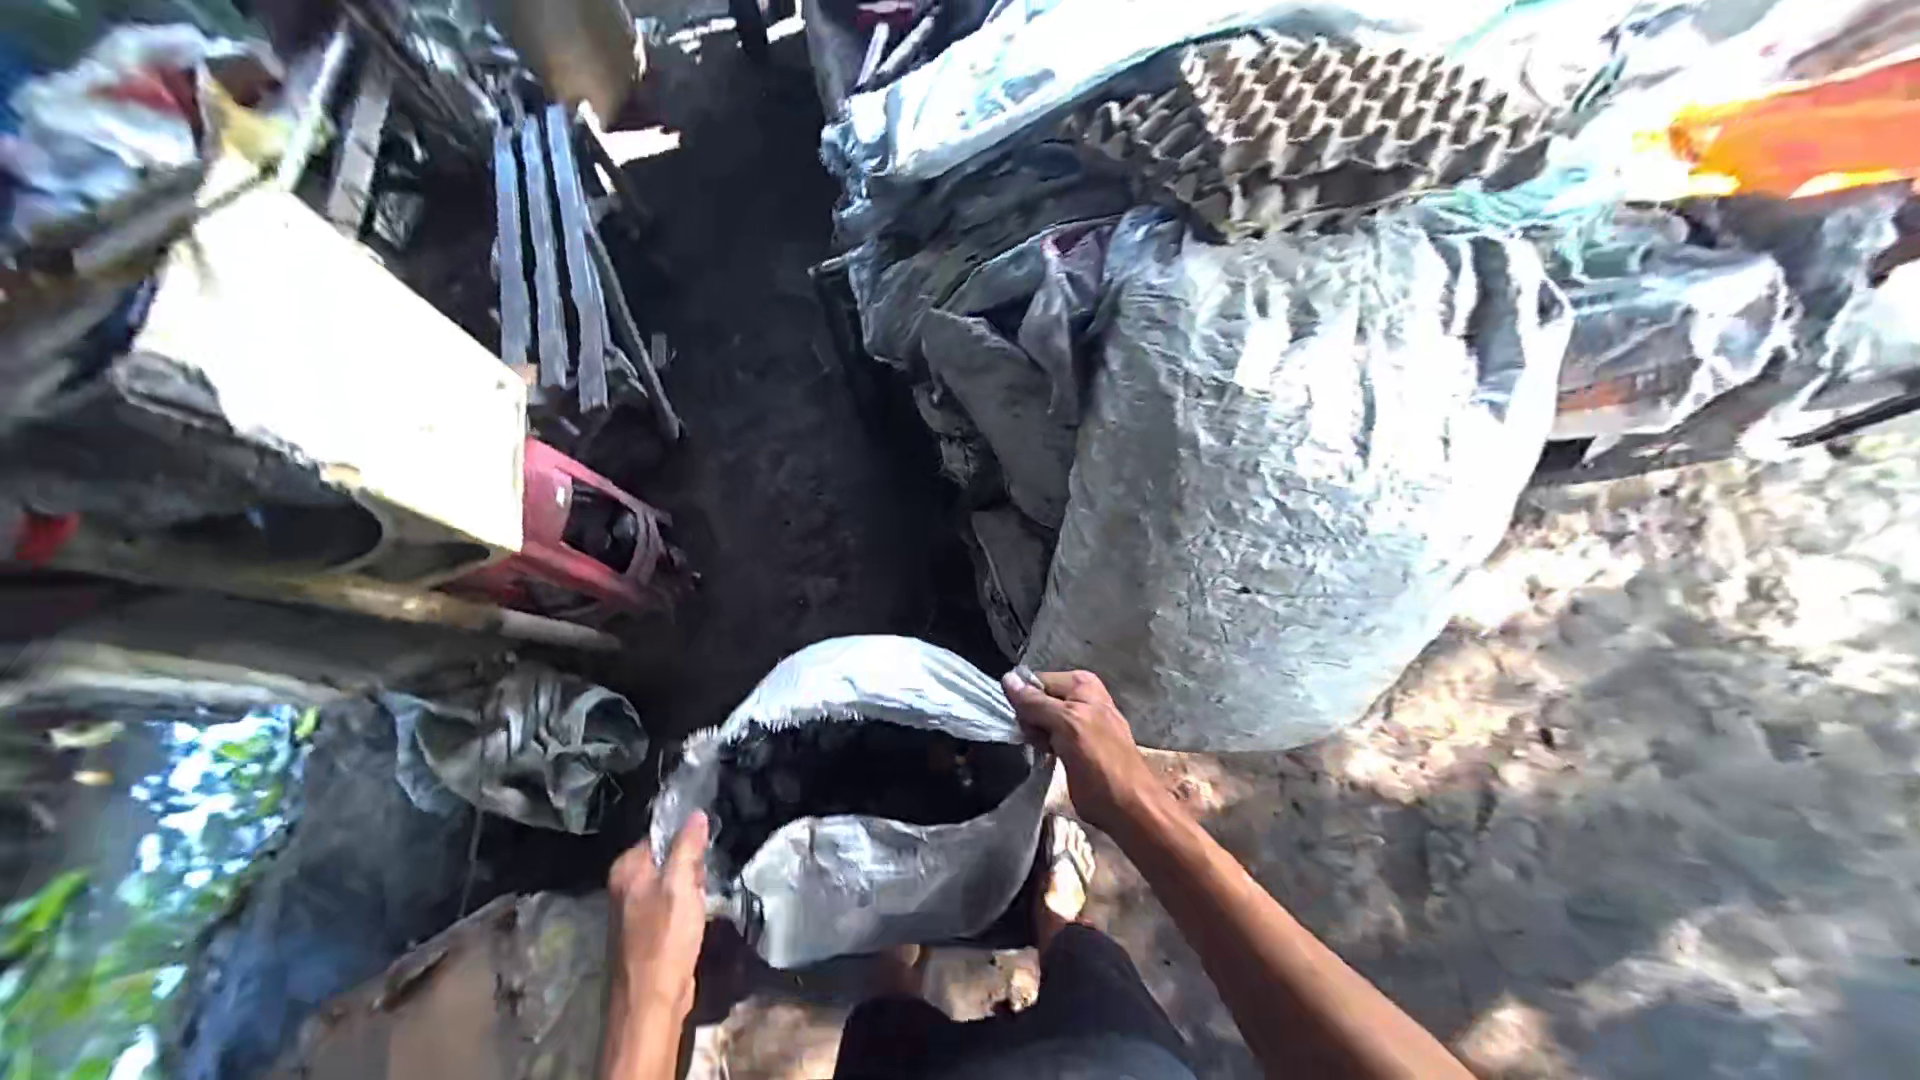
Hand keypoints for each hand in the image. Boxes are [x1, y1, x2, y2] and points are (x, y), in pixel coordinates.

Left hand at [603, 812, 708, 1079]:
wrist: (651, 1002)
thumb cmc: (665, 938)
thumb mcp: (681, 884)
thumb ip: (687, 846)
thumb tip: (696, 814)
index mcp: (626, 869)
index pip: (661, 834)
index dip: (688, 837)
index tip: (708, 846)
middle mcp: (624, 885)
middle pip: (668, 856)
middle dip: (692, 864)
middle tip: (704, 878)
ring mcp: (633, 909)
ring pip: (673, 880)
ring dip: (692, 886)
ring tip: (703, 896)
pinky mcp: (646, 930)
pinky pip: (672, 902)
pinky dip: (687, 905)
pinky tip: (697, 915)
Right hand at [1001, 670, 1167, 839]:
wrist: (1128, 807)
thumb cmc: (1100, 763)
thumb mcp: (1066, 724)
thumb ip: (1035, 702)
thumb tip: (1007, 679)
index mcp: (1081, 684)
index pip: (1035, 681)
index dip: (1026, 702)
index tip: (1030, 723)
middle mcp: (1080, 697)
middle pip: (1036, 700)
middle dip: (1032, 721)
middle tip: (1045, 741)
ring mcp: (1078, 721)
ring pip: (1039, 721)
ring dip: (1037, 737)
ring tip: (1051, 751)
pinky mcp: (1075, 744)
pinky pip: (1047, 737)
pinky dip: (1044, 746)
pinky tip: (1053, 757)